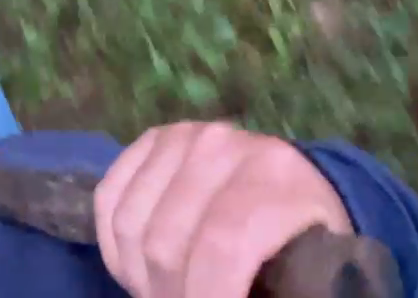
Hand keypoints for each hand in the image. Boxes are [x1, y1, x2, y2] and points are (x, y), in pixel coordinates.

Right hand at [95, 123, 352, 297]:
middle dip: (168, 293)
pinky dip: (114, 246)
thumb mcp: (308, 267)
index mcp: (272, 176)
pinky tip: (138, 271)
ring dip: (140, 277)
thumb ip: (273, 287)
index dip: (206, 296)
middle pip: (165, 240)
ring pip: (130, 223)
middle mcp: (219, 145)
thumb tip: (216, 295)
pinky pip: (108, 198)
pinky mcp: (149, 139)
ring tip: (165, 294)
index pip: (221, 247)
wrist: (291, 180)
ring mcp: (178, 136)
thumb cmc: (303, 236)